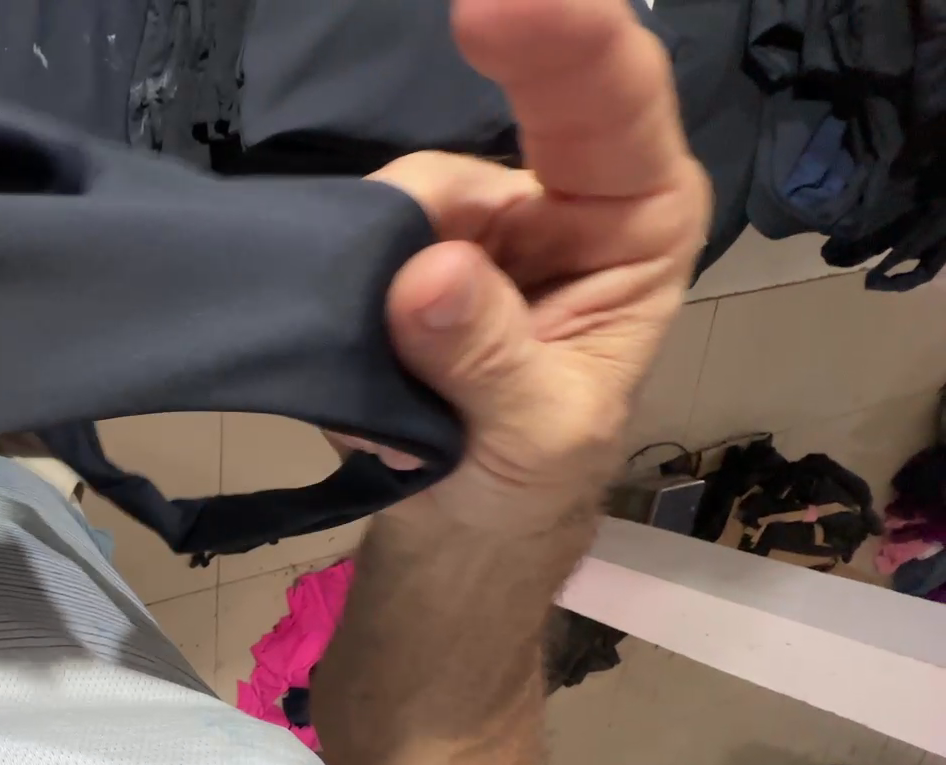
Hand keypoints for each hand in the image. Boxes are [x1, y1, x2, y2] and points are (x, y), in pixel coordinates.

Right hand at [363, 0, 710, 535]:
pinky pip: (339, 263)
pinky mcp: (383, 282)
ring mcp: (448, 248)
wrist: (452, 524)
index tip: (487, 5)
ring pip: (379, 220)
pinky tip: (346, 356)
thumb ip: (488, 358)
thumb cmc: (526, 479)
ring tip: (376, 376)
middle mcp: (535, 218)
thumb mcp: (534, 430)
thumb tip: (424, 274)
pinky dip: (330, 304)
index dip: (560, 44)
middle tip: (389, 326)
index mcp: (622, 229)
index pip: (609, 110)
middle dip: (408, 229)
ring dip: (360, 285)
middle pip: (454, 171)